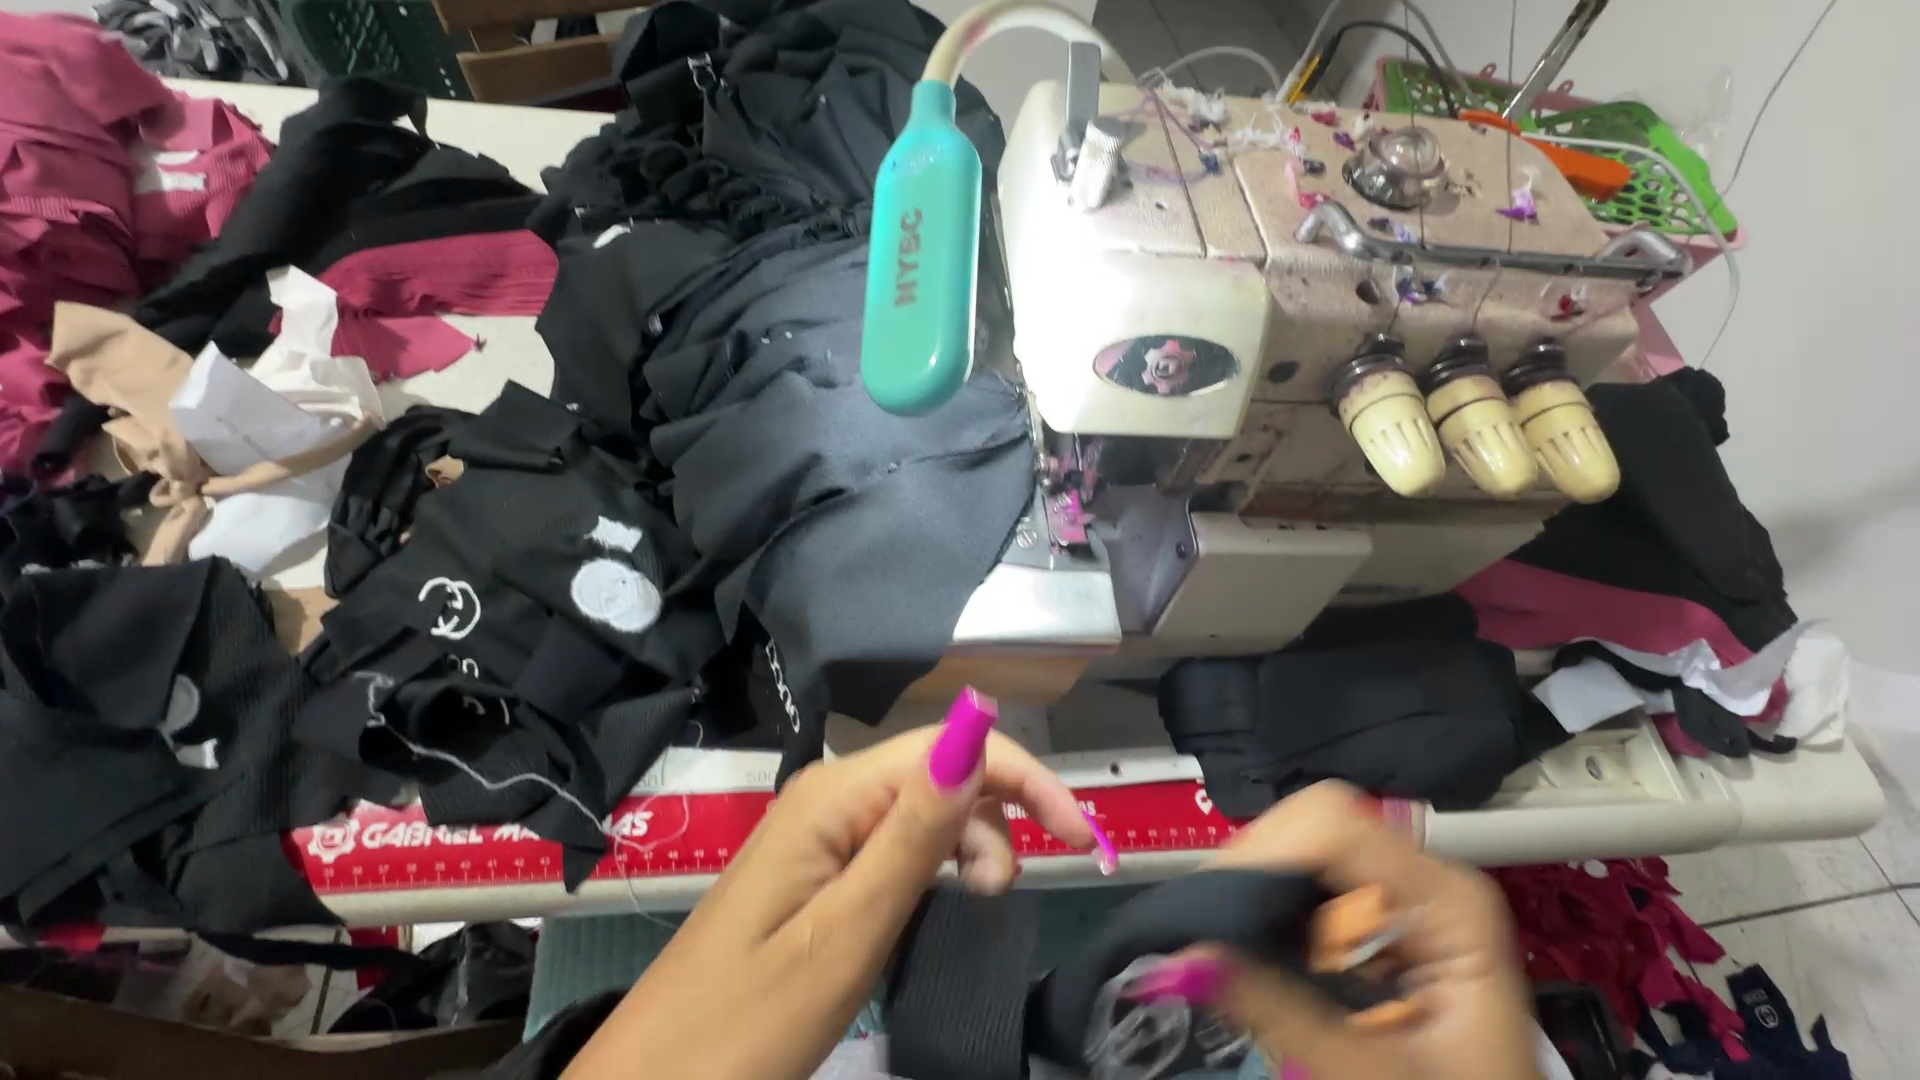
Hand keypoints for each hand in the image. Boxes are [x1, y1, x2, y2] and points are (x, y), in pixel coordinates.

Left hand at [561, 692, 1095, 1079]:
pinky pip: (896, 842)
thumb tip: (976, 735)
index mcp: (835, 794)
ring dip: (969, 842)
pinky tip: (941, 900)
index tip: (1081, 839)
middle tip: (1003, 895)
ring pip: (924, 806)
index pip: (949, 746)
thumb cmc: (748, 1021)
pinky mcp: (819, 865)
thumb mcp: (848, 932)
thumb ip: (914, 832)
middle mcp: (830, 793)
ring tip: (974, 904)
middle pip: (940, 769)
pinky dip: (937, 864)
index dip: (1025, 777)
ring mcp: (822, 829)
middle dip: (999, 813)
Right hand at [1155, 782, 1537, 1079]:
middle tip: (1208, 932)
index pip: (1335, 826)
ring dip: (1249, 887)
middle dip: (1251, 869)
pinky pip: (1298, 874)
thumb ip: (1280, 1015)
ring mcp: (1396, 890)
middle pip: (1309, 822)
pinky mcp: (1369, 910)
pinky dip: (1261, 903)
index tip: (1210, 908)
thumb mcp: (1372, 1075)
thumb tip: (1185, 961)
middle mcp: (1422, 877)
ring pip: (1294, 841)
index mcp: (1447, 901)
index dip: (1265, 854)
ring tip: (1223, 945)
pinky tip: (1253, 947)